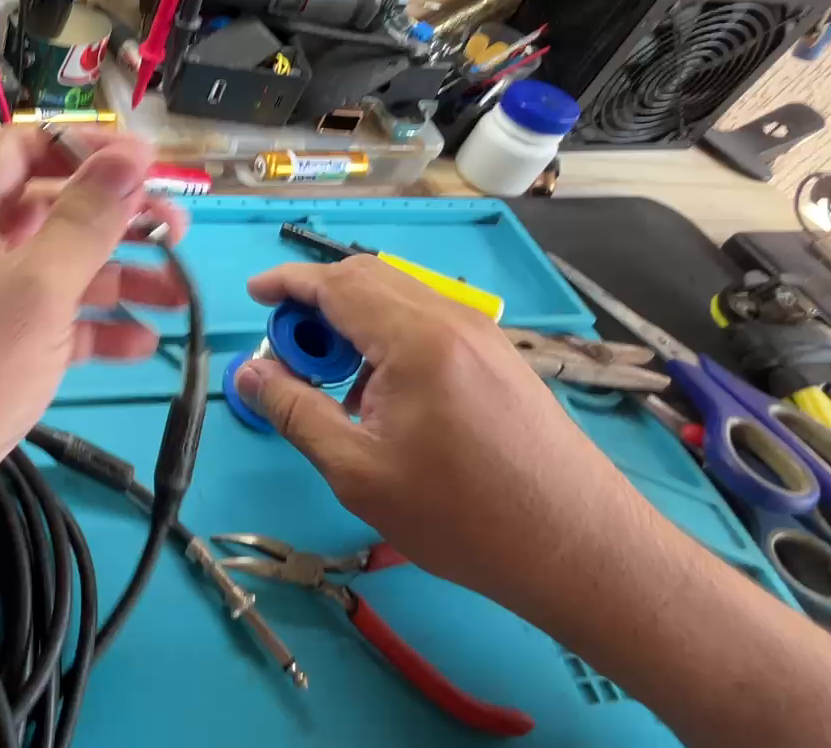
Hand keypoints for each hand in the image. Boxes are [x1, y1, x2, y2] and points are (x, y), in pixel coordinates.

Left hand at [0, 126, 188, 547]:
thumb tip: (131, 153)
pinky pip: (45, 324)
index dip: (87, 149)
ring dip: (114, 278)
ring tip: (178, 293)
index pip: (23, 149)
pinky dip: (89, 329)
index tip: (150, 165)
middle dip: (113, 218)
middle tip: (176, 232)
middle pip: (47, 211)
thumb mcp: (33, 290)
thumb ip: (86, 219)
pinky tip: (141, 344)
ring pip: (52, 271)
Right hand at [231, 256, 642, 605]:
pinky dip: (384, 334)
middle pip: (366, 278)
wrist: (582, 552)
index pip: (335, 283)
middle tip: (287, 350)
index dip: (287, 283)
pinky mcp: (498, 356)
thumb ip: (292, 410)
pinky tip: (380, 391)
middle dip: (315, 300)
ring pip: (396, 296)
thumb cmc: (461, 515)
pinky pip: (424, 321)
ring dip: (350, 318)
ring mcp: (482, 334)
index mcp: (415, 338)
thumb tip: (247, 372)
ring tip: (330, 378)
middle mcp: (451, 318)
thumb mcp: (357, 470)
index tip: (253, 295)